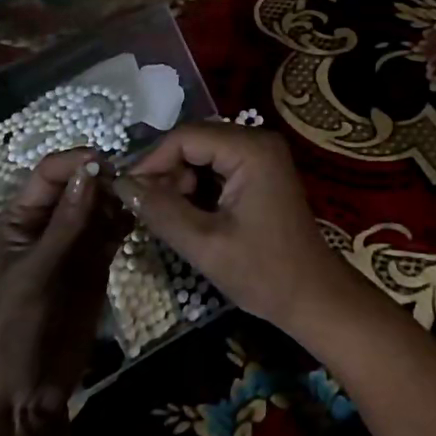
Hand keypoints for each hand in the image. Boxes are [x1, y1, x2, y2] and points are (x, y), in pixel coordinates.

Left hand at [0, 148, 127, 408]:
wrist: (18, 396)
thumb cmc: (12, 327)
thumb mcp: (36, 272)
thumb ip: (67, 222)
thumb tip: (92, 169)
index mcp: (19, 220)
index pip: (48, 175)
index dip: (75, 164)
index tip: (109, 162)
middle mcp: (46, 226)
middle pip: (77, 188)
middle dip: (103, 180)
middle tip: (137, 179)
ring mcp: (71, 248)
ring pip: (98, 210)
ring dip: (117, 199)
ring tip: (144, 194)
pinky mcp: (93, 269)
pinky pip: (110, 236)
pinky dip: (124, 223)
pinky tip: (142, 215)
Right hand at [114, 123, 355, 329]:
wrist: (314, 298)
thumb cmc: (264, 273)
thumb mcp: (205, 244)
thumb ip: (161, 210)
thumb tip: (120, 184)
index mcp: (250, 149)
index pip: (185, 137)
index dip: (151, 161)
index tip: (127, 191)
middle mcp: (257, 141)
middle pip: (194, 141)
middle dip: (166, 172)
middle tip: (147, 207)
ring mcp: (261, 155)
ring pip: (202, 154)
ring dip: (179, 181)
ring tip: (168, 215)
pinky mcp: (259, 171)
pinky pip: (216, 166)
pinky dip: (197, 187)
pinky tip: (188, 214)